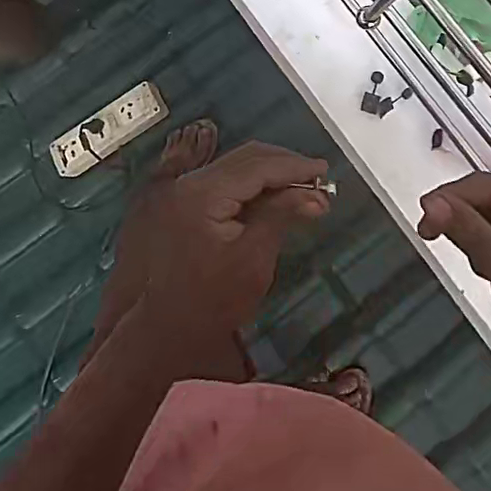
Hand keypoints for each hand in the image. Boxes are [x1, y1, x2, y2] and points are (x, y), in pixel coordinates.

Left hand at [141, 140, 330, 339]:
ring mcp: (183, 192)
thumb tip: (315, 193)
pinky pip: (225, 181)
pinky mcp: (184, 204)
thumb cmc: (211, 302)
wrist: (165, 333)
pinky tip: (274, 196)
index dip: (295, 166)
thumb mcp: (254, 258)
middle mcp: (189, 183)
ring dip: (270, 172)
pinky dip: (252, 184)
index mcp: (203, 193)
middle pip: (246, 157)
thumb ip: (281, 215)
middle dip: (284, 164)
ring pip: (236, 166)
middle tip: (318, 180)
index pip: (258, 166)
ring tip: (302, 187)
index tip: (325, 171)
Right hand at [418, 173, 490, 380]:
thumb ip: (468, 232)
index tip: (424, 213)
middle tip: (430, 232)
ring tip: (479, 265)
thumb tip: (435, 204)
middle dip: (461, 217)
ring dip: (475, 235)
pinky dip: (488, 248)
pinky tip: (489, 269)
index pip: (489, 186)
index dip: (451, 197)